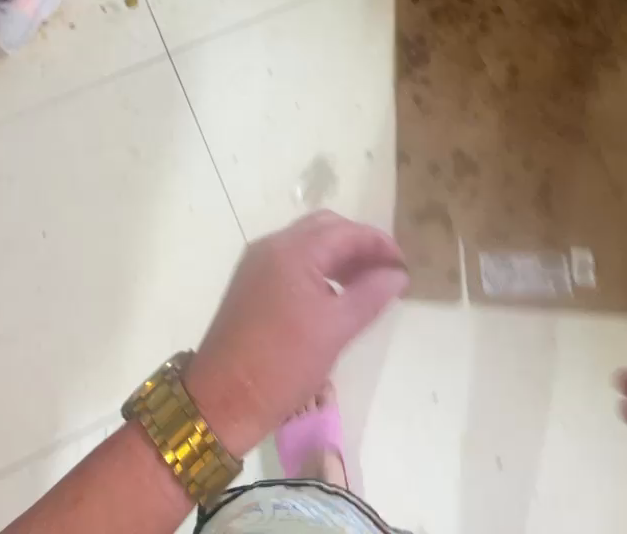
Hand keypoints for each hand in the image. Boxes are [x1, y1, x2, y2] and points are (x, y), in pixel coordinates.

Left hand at [184, 211, 407, 455]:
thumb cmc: (283, 364)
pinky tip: (335, 293)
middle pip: (326, 228)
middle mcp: (272, 245)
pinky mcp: (250, 282)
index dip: (379, 244)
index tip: (404, 266)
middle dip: (359, 244)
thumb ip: (371, 295)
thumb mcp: (336, 329)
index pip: (346, 231)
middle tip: (386, 272)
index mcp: (293, 250)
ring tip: (367, 284)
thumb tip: (397, 274)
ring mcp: (257, 262)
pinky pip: (292, 259)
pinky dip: (318, 267)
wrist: (223, 399)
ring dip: (339, 255)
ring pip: (307, 242)